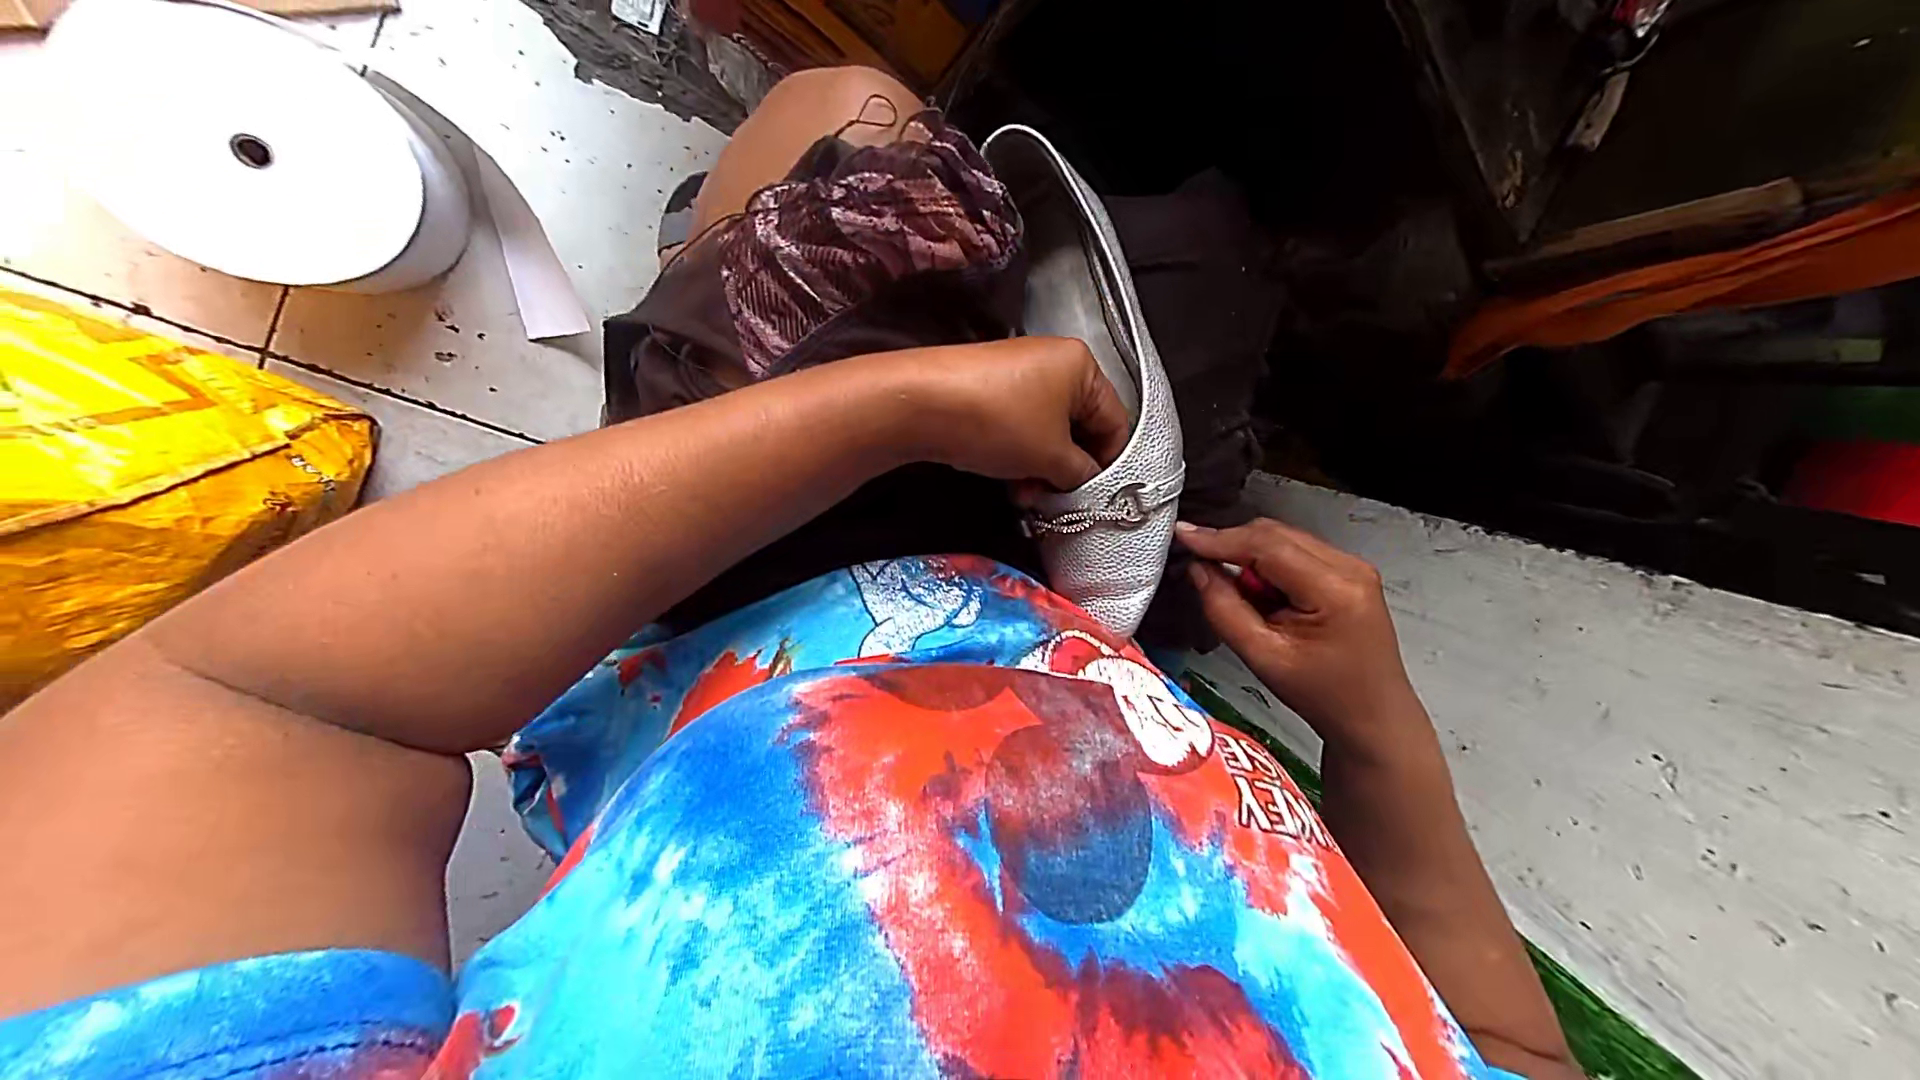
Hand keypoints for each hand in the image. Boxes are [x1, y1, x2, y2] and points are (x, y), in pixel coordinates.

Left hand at [894, 337, 1129, 490]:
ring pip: (1048, 433)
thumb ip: (1082, 473)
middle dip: (1068, 470)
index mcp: (1082, 366)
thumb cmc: (993, 419)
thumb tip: (1087, 481)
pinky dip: (1020, 456)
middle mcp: (1053, 363)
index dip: (1110, 463)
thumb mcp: (1050, 456)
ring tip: (1026, 494)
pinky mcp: (991, 391)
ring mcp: (1019, 376)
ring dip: (1042, 469)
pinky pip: (1021, 428)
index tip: (1098, 494)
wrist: (921, 404)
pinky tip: (1009, 480)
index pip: (1116, 421)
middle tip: (1058, 499)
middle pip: (1080, 428)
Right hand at [1177, 519, 1423, 754]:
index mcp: (1334, 589)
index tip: (1184, 537)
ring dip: (1247, 556)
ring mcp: (1351, 566)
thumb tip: (1198, 570)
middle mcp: (1349, 567)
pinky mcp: (1344, 572)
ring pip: (1280, 538)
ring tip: (1234, 591)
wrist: (1372, 715)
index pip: (1266, 545)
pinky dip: (1265, 565)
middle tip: (1196, 563)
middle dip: (1230, 545)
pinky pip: (1292, 551)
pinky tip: (1259, 593)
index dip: (1219, 539)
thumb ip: (1223, 609)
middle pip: (1273, 534)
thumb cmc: (1324, 694)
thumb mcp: (1262, 656)